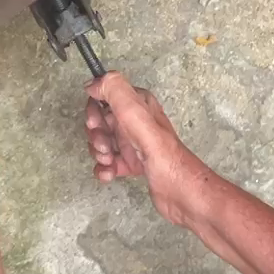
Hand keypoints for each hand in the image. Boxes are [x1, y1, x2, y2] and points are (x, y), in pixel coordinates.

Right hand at [83, 72, 213, 226]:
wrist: (179, 190)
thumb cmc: (162, 154)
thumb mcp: (136, 113)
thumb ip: (115, 90)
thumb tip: (94, 82)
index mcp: (139, 104)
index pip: (106, 95)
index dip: (95, 109)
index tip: (95, 122)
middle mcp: (137, 121)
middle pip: (100, 121)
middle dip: (96, 134)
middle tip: (105, 146)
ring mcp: (134, 143)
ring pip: (102, 142)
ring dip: (99, 153)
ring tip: (109, 161)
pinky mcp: (133, 164)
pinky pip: (108, 163)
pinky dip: (104, 169)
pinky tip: (110, 174)